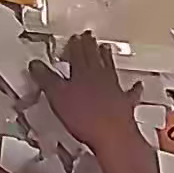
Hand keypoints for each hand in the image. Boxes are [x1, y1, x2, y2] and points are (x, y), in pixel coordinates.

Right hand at [31, 32, 144, 154]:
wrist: (112, 136)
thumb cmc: (85, 117)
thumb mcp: (57, 96)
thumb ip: (45, 78)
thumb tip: (36, 65)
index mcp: (82, 72)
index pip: (77, 52)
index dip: (74, 44)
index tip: (73, 37)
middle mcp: (100, 77)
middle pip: (94, 56)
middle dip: (90, 45)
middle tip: (89, 36)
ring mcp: (114, 89)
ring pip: (110, 68)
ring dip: (107, 58)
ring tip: (106, 49)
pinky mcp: (124, 104)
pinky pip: (130, 92)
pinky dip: (134, 88)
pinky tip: (138, 85)